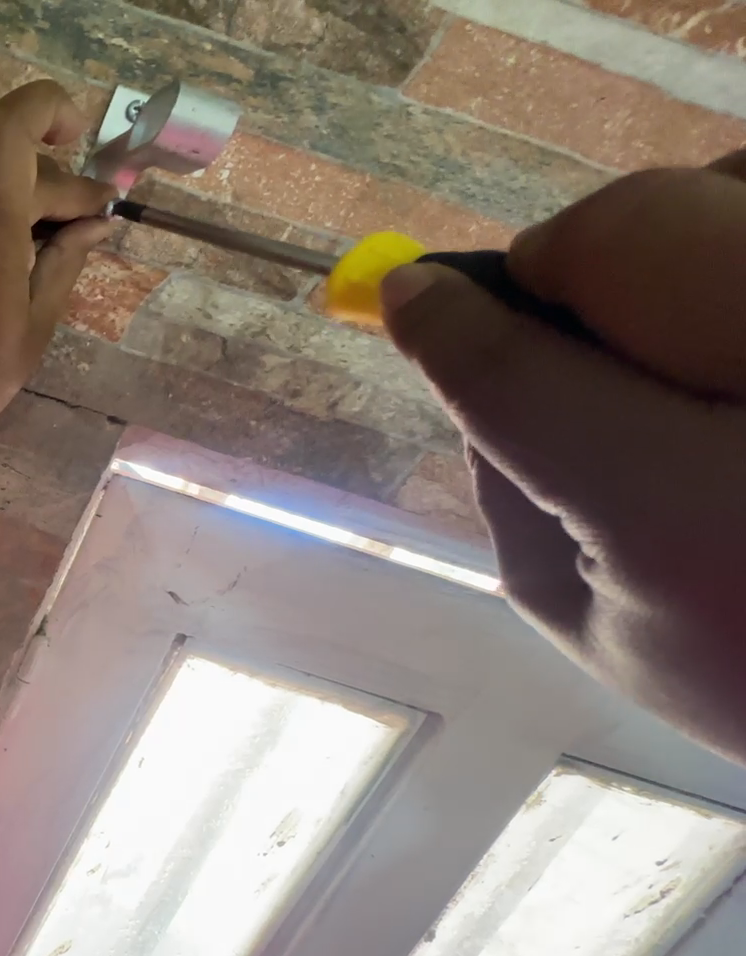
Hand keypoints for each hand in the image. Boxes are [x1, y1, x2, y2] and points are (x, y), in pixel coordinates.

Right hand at [380, 151, 745, 754]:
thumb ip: (509, 486)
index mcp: (697, 514)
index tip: (406, 292)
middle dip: (567, 257)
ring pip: (741, 179)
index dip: (442, 321)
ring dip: (683, 228)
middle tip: (563, 309)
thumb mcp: (580, 612)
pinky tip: (743, 313)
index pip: (518, 373)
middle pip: (637, 232)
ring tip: (692, 316)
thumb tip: (470, 358)